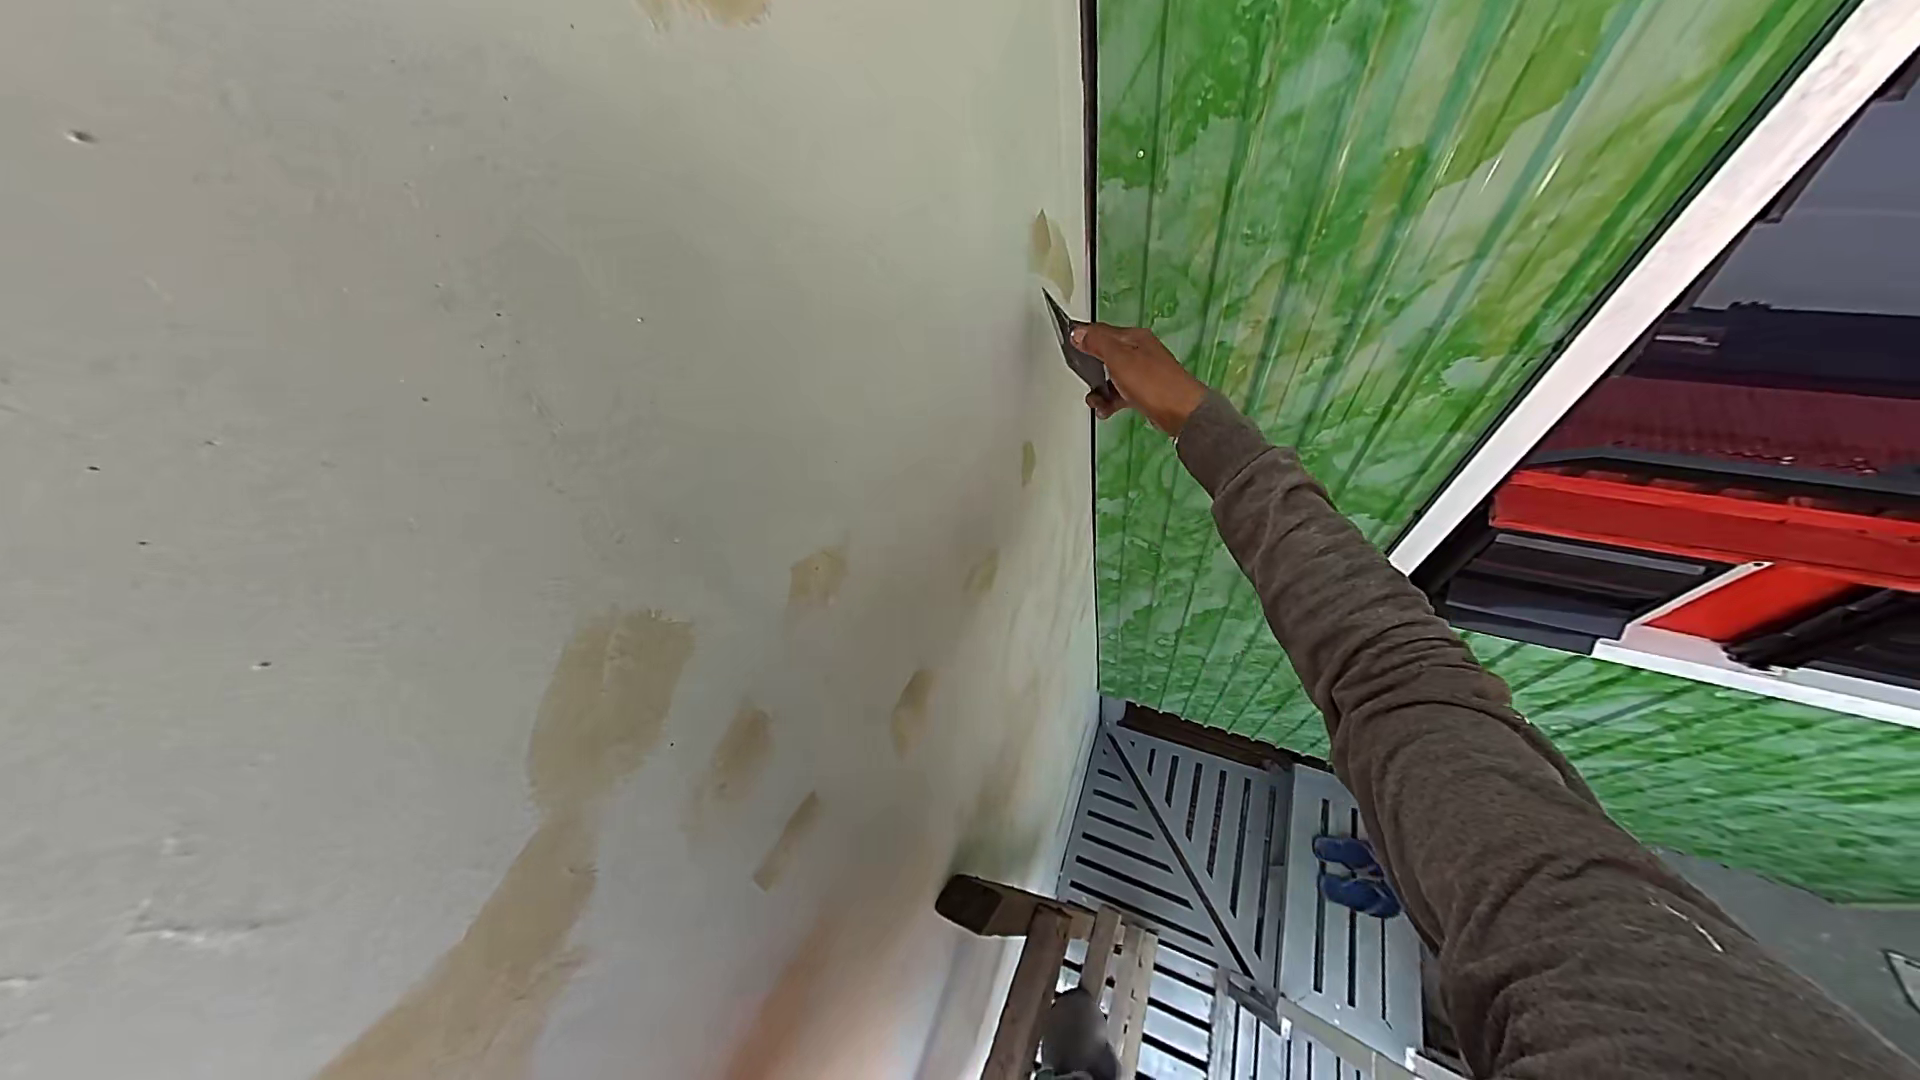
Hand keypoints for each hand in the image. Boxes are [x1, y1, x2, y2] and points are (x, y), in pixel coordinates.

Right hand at [1071, 323, 1209, 435]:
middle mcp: (1138, 352)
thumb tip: (1077, 332)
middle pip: (1104, 356)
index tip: (1068, 345)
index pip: (1101, 331)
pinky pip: (1118, 394)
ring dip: (1098, 390)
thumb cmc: (1152, 382)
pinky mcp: (1143, 392)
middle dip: (1090, 370)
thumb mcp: (1119, 358)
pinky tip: (1106, 410)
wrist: (1179, 411)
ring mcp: (1141, 373)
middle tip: (1085, 379)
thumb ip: (1097, 343)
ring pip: (1110, 378)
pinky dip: (1109, 402)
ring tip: (1097, 401)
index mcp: (1133, 338)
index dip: (1084, 337)